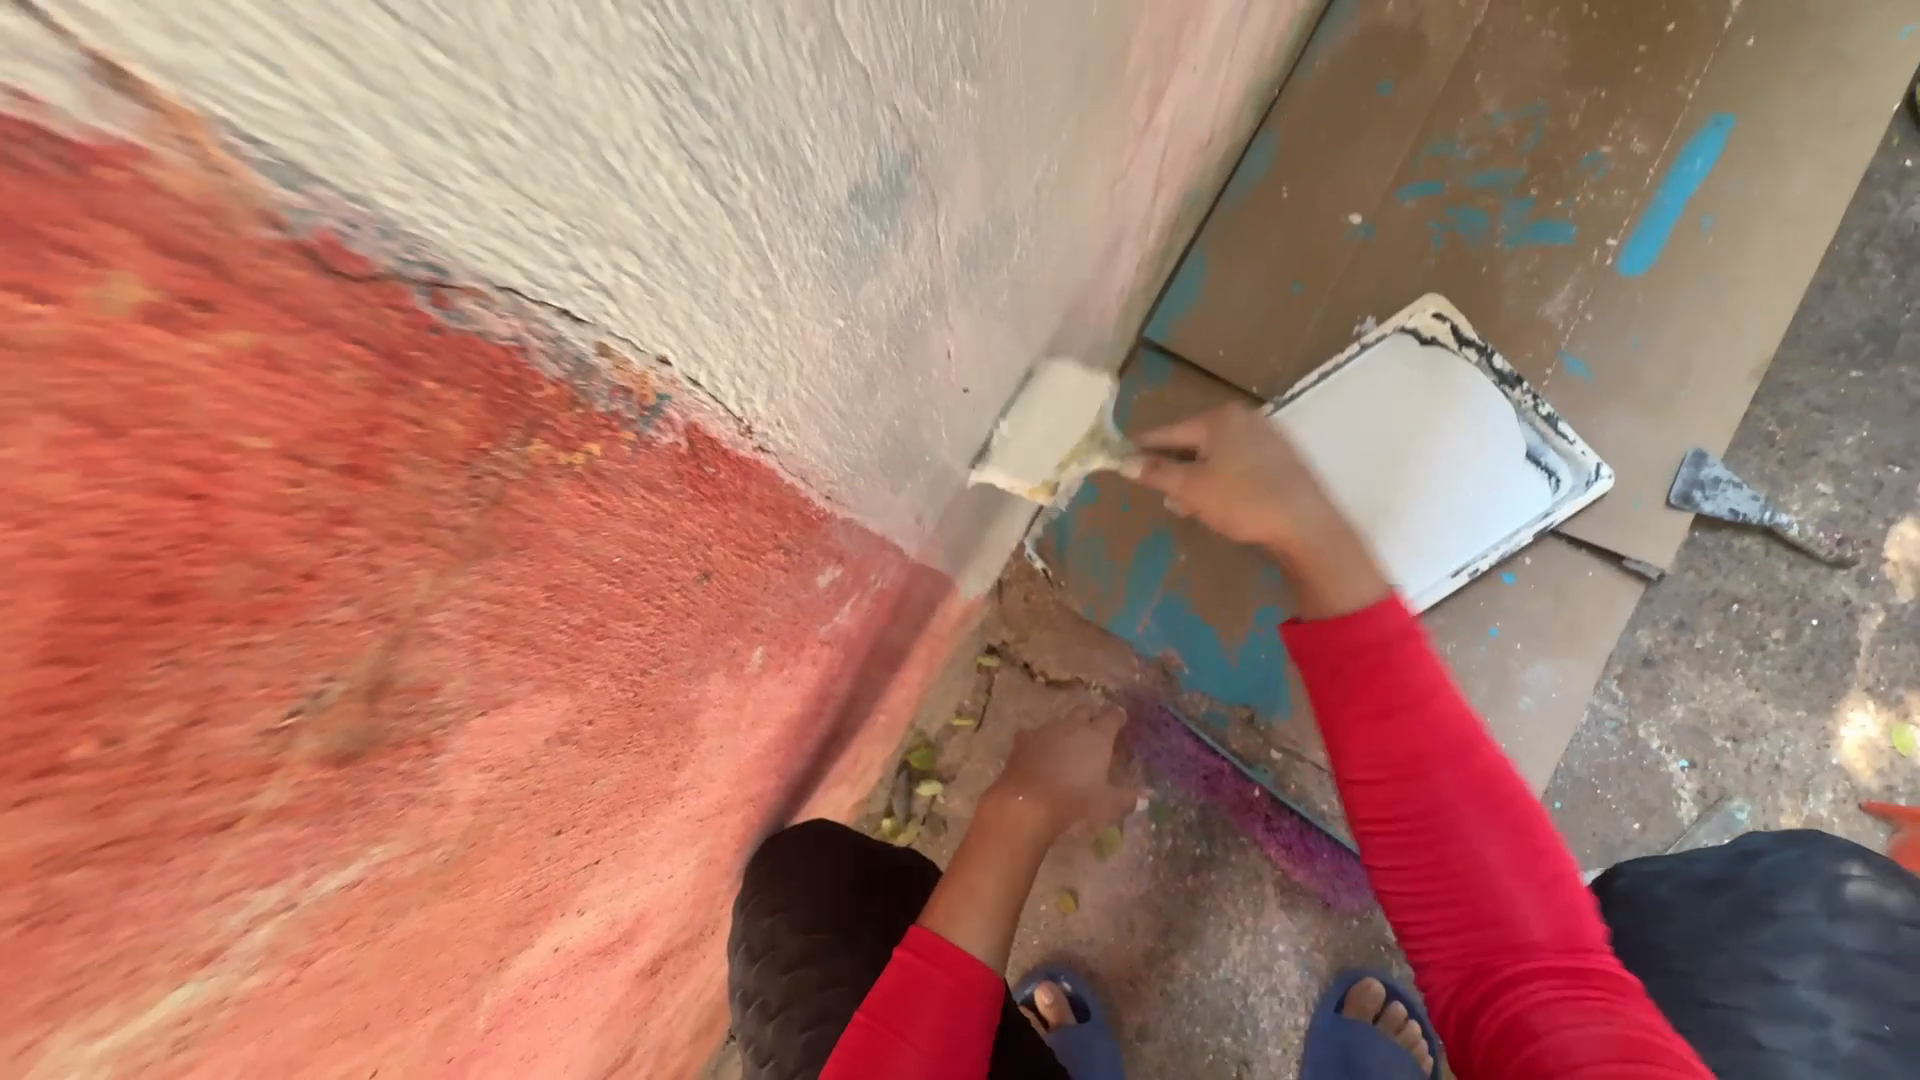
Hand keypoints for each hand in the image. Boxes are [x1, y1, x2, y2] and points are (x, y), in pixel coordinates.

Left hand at [985, 704, 1140, 841]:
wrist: (1027, 803)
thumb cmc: (1075, 802)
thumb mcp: (1108, 805)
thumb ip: (1127, 798)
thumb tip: (1143, 796)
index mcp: (1097, 736)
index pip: (1112, 717)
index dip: (1117, 717)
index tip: (1121, 719)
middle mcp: (1072, 726)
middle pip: (1084, 712)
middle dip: (1090, 718)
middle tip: (1094, 730)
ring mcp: (1045, 730)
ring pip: (1059, 722)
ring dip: (1065, 730)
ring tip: (1067, 745)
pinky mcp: (1022, 740)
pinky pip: (1034, 735)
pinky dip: (1039, 742)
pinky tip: (1039, 753)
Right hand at [1125, 404, 1390, 618]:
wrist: (1305, 523)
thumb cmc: (1241, 501)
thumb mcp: (1190, 489)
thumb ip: (1156, 472)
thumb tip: (1124, 461)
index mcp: (1217, 418)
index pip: (1166, 432)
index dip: (1141, 449)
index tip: (1120, 460)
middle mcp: (1242, 417)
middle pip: (1192, 441)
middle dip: (1173, 467)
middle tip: (1160, 493)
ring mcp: (1266, 435)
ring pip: (1216, 454)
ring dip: (1196, 476)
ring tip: (1189, 504)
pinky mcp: (1281, 457)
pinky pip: (1238, 462)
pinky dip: (1222, 478)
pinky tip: (1221, 502)